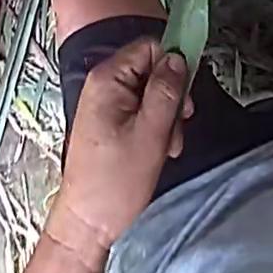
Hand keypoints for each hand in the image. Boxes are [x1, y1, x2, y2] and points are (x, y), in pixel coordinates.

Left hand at [44, 38, 190, 268]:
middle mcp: (103, 83)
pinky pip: (139, 108)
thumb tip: (178, 57)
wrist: (86, 225)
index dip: (172, 65)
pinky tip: (158, 149)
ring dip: (165, 115)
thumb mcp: (150, 133)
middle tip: (178, 126)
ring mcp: (104, 102)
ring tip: (167, 145)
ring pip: (149, 91)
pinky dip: (154, 125)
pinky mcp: (108, 120)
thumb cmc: (115, 182)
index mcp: (107, 78)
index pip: (149, 47)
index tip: (186, 93)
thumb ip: (166, 90)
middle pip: (151, 69)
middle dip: (170, 96)